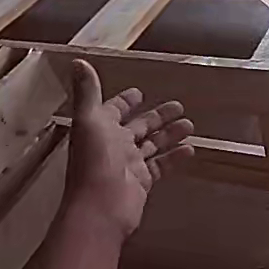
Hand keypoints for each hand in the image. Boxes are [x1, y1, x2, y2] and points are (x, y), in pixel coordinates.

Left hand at [62, 59, 192, 240]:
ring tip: (190, 124)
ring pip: (153, 144)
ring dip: (170, 134)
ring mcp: (129, 164)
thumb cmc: (95, 162)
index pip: (113, 110)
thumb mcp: (90, 121)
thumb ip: (87, 92)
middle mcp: (114, 145)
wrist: (101, 208)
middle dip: (157, 116)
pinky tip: (191, 149)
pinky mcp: (143, 181)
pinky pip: (161, 165)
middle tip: (179, 106)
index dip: (125, 102)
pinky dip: (175, 157)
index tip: (139, 93)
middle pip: (139, 127)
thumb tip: (78, 60)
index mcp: (99, 129)